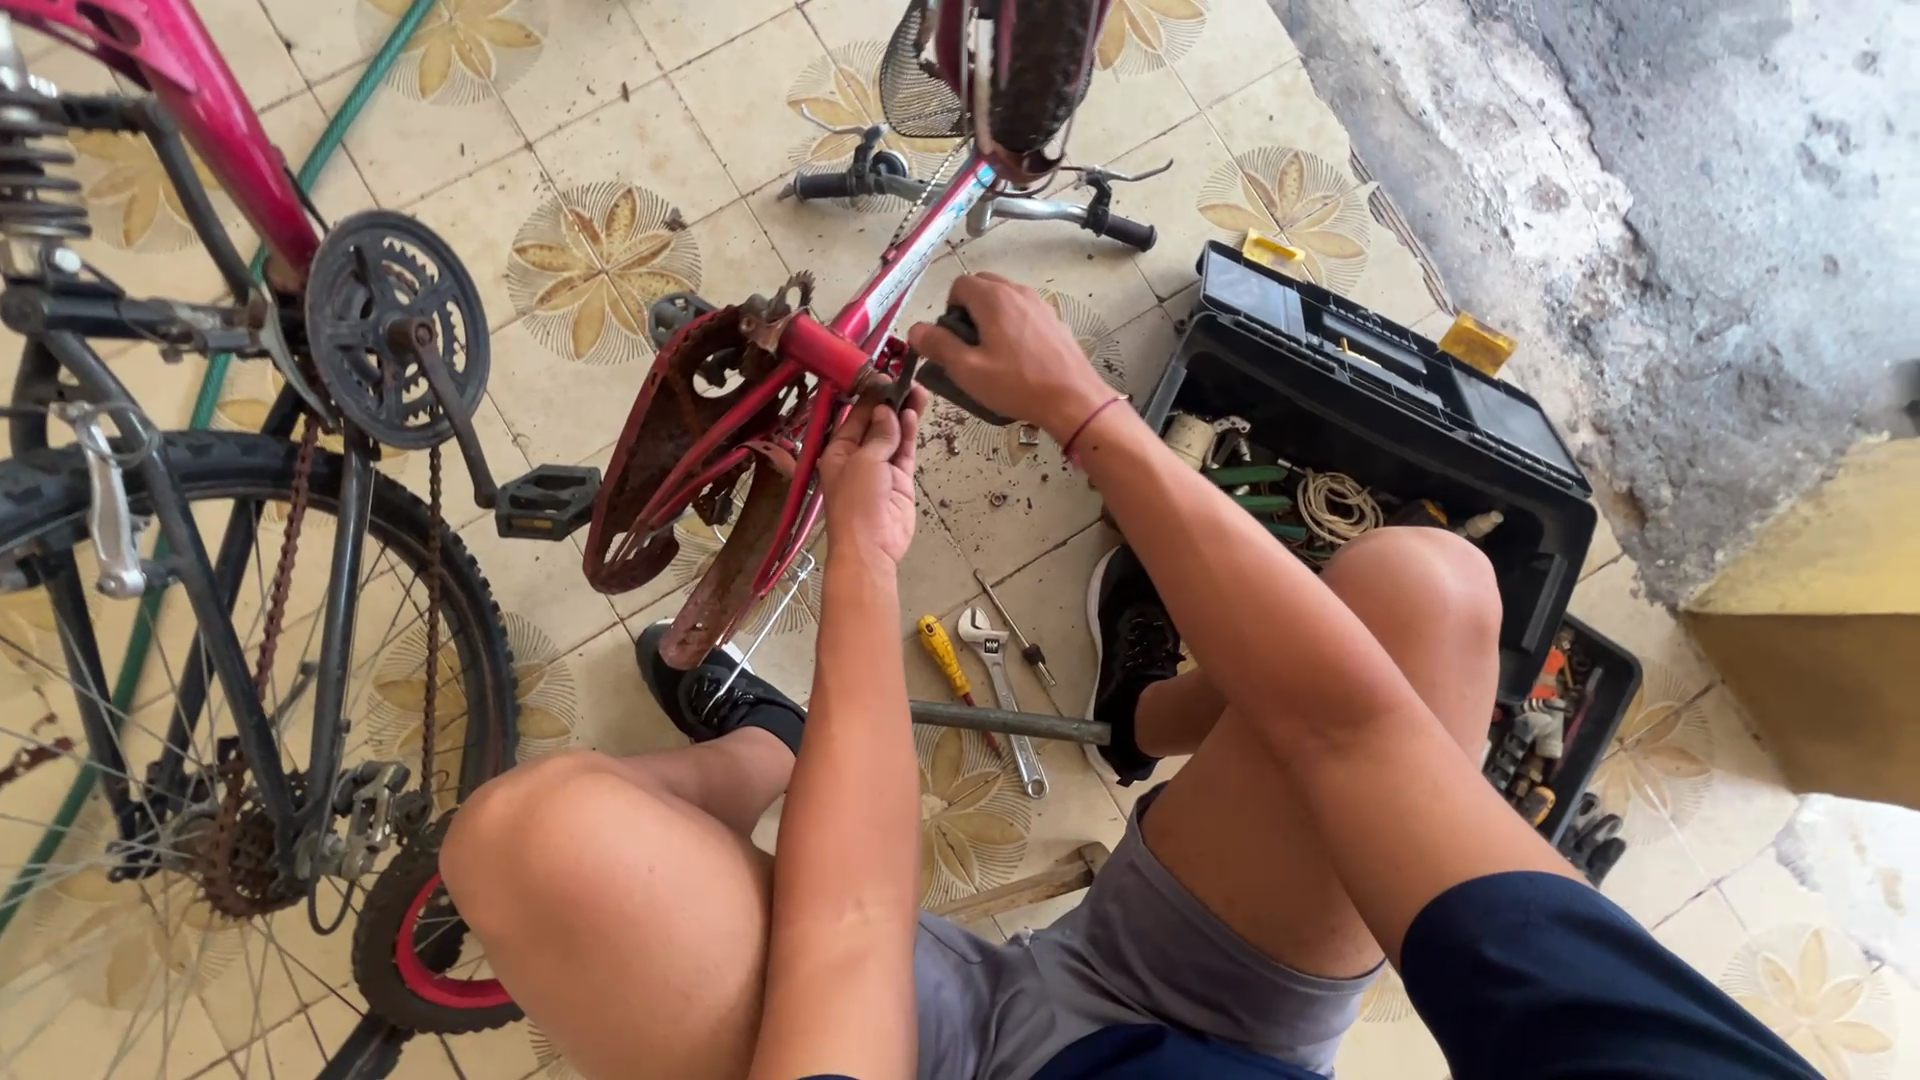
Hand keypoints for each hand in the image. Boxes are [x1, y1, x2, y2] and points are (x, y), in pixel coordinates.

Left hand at [818, 385, 928, 565]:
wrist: (871, 545)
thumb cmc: (857, 502)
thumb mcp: (864, 462)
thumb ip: (879, 435)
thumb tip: (888, 411)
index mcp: (838, 451)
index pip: (855, 416)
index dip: (871, 397)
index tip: (886, 377)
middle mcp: (858, 456)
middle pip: (876, 423)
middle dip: (890, 403)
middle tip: (907, 380)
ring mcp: (881, 468)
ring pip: (894, 435)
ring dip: (904, 414)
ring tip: (918, 391)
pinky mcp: (900, 479)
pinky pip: (905, 451)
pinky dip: (910, 434)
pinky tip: (914, 414)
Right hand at [906, 273, 1115, 441]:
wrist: (1073, 399)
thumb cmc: (1017, 385)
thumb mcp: (968, 370)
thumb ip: (938, 346)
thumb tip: (915, 330)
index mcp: (994, 299)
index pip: (960, 284)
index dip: (949, 309)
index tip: (953, 339)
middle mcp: (1018, 292)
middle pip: (983, 285)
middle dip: (969, 309)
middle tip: (969, 346)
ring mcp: (1041, 305)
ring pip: (1006, 298)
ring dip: (992, 317)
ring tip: (993, 354)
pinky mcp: (1055, 322)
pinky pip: (1025, 314)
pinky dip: (1014, 326)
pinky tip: (1019, 360)